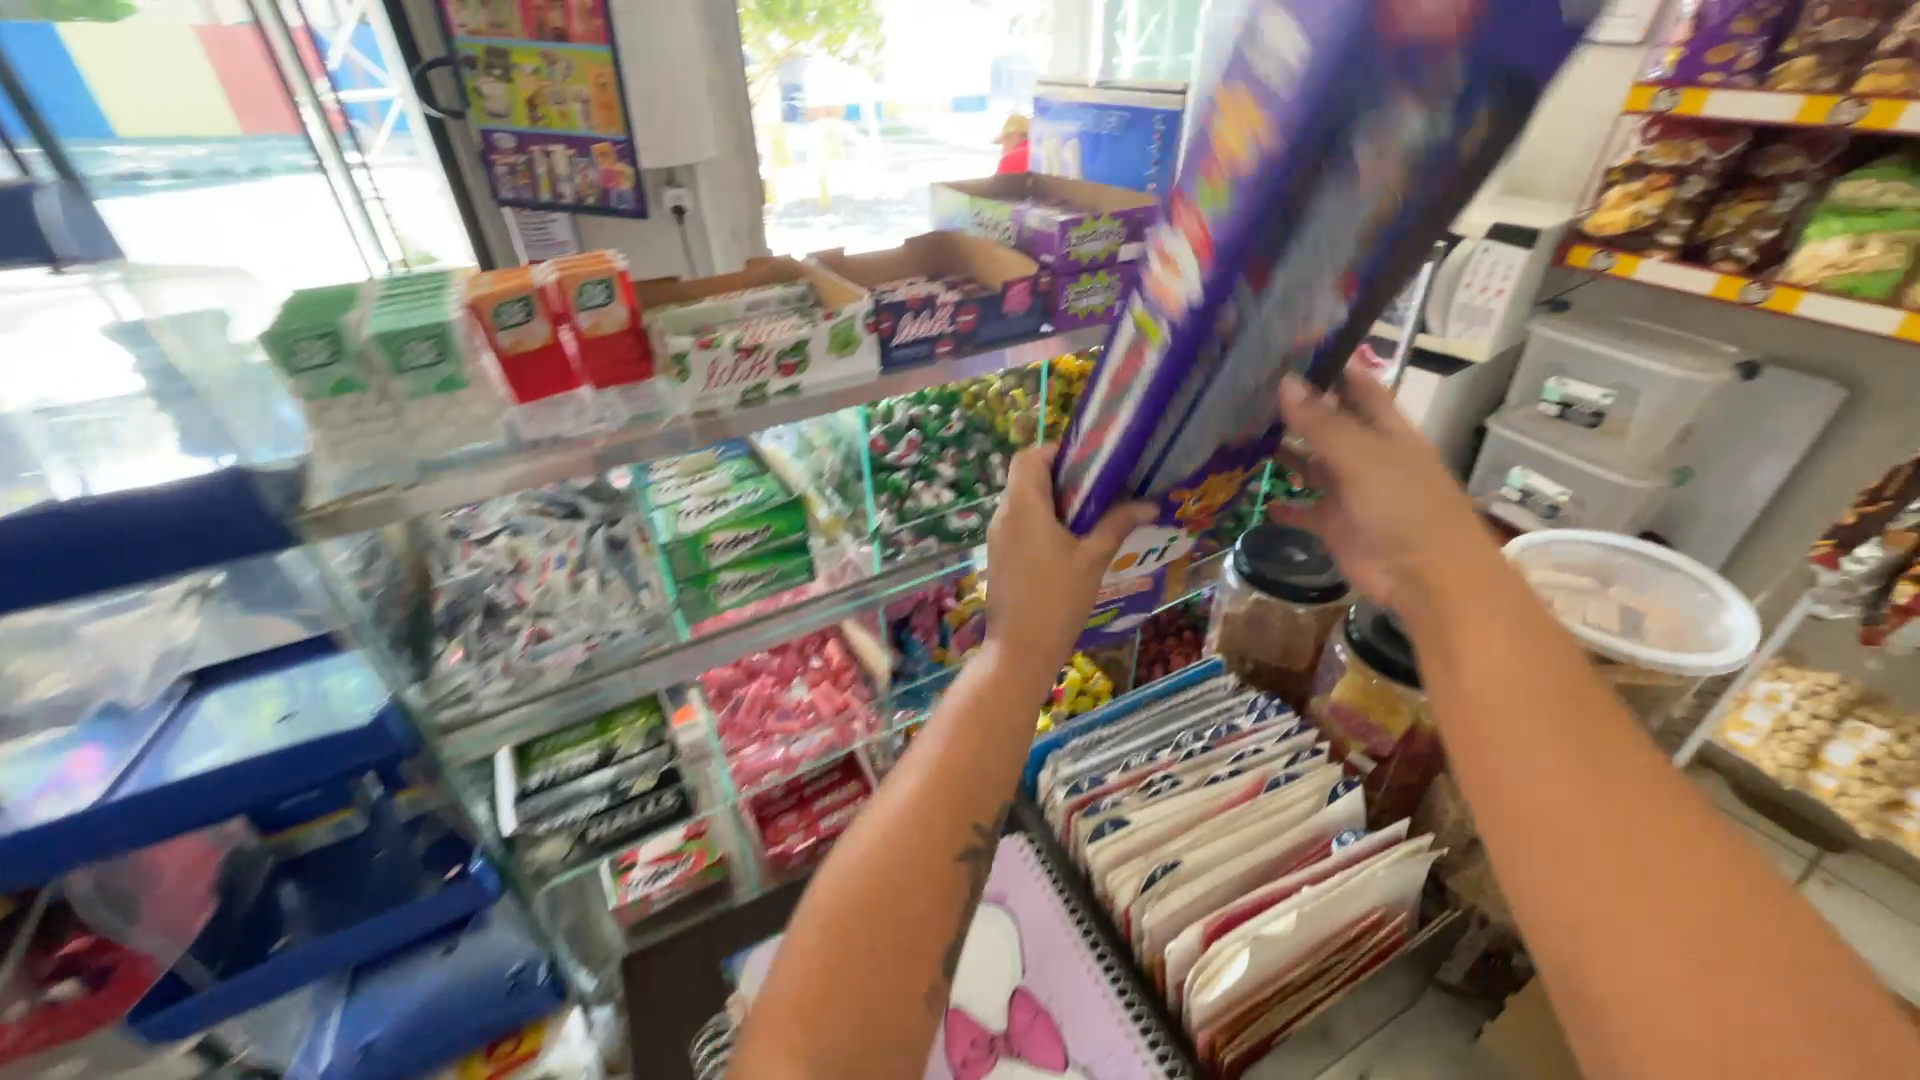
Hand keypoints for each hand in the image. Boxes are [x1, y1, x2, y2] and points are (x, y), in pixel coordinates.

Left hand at [984, 445, 1155, 674]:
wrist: (1020, 649)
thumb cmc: (1058, 600)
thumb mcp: (1094, 559)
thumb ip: (1118, 524)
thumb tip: (1149, 504)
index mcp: (1023, 505)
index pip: (1028, 457)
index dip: (1055, 451)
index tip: (1087, 461)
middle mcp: (1003, 515)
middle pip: (1024, 477)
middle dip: (1059, 476)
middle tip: (1096, 487)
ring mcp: (997, 537)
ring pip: (1021, 502)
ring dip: (1051, 501)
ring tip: (1089, 514)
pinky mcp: (998, 557)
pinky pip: (1018, 525)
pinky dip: (1041, 522)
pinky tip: (1070, 542)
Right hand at [1272, 371, 1502, 614]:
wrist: (1425, 575)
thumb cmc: (1404, 506)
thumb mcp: (1361, 457)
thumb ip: (1321, 423)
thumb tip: (1284, 382)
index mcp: (1386, 431)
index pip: (1358, 388)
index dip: (1331, 369)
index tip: (1290, 352)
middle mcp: (1367, 456)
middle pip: (1329, 426)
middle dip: (1296, 411)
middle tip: (1248, 394)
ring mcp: (1351, 492)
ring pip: (1312, 466)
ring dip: (1285, 456)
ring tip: (1242, 439)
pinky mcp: (1335, 526)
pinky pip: (1305, 511)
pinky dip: (1285, 506)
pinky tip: (1259, 499)